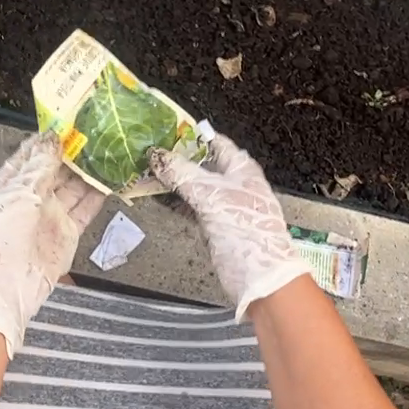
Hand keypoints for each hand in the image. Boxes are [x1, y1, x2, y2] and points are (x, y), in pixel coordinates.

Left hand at [0, 132, 104, 355]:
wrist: (4, 286)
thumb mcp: (17, 192)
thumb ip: (40, 165)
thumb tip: (54, 138)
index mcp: (12, 184)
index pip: (32, 154)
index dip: (50, 138)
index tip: (70, 122)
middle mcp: (32, 198)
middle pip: (57, 169)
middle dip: (75, 152)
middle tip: (97, 133)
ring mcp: (51, 216)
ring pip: (75, 187)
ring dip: (90, 171)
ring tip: (109, 152)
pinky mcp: (68, 233)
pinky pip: (86, 209)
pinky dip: (99, 195)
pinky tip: (112, 180)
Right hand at [151, 134, 311, 318]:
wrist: (259, 277)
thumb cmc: (248, 233)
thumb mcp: (212, 196)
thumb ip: (183, 174)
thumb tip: (158, 156)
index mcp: (242, 169)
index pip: (215, 142)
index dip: (192, 135)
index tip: (166, 130)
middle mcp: (234, 184)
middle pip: (202, 164)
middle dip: (178, 159)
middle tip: (151, 152)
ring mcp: (224, 206)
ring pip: (195, 185)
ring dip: (174, 180)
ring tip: (149, 172)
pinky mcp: (215, 225)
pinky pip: (192, 206)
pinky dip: (176, 201)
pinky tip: (160, 196)